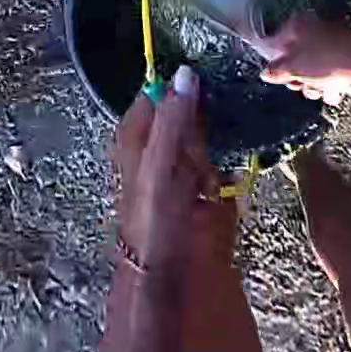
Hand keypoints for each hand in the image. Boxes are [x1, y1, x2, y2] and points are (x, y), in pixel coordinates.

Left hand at [112, 66, 223, 276]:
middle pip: (185, 117)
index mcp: (134, 132)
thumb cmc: (154, 219)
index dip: (184, 92)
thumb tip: (185, 71)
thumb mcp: (162, 164)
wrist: (161, 280)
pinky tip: (214, 195)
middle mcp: (150, 144)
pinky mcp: (187, 188)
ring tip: (206, 185)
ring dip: (209, 159)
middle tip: (200, 159)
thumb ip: (173, 118)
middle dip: (201, 132)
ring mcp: (170, 166)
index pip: (160, 91)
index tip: (206, 98)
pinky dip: (216, 178)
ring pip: (201, 141)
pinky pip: (209, 168)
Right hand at [256, 14, 350, 105]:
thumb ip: (277, 71)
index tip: (271, 72)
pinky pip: (326, 73)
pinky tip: (331, 93)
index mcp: (300, 25)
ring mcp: (329, 45)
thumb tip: (265, 73)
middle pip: (294, 56)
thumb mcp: (294, 68)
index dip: (273, 56)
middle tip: (296, 84)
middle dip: (294, 75)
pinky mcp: (342, 60)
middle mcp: (314, 31)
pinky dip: (327, 85)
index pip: (278, 38)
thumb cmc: (325, 63)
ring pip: (310, 68)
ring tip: (317, 91)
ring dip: (311, 84)